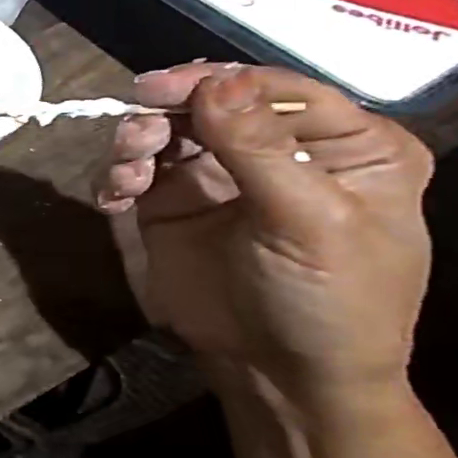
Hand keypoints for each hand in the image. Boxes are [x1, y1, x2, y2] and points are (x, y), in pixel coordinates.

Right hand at [97, 65, 433, 406]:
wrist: (281, 376)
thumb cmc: (329, 299)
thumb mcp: (309, 221)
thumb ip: (261, 149)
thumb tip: (214, 81)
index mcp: (343, 146)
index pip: (275, 90)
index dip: (217, 82)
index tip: (159, 88)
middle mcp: (276, 152)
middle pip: (208, 106)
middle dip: (166, 114)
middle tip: (136, 135)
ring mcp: (217, 178)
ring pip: (165, 135)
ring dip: (136, 145)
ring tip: (127, 176)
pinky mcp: (169, 207)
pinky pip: (135, 175)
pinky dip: (117, 178)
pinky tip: (114, 198)